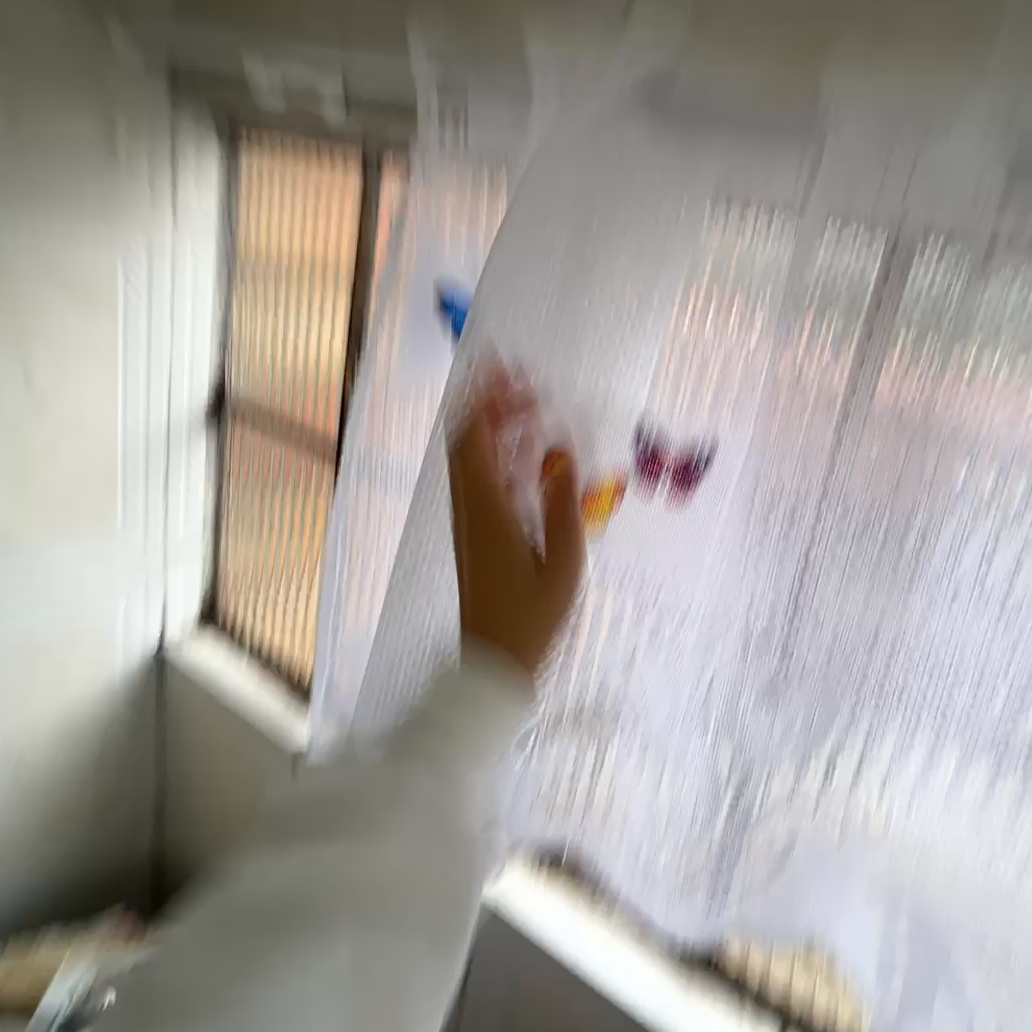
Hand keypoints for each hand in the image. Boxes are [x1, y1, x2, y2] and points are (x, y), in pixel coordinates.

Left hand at [448, 363, 586, 681]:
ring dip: (493, 426)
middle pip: (467, 439)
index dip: (490, 397)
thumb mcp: (563, 563)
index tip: (512, 369)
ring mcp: (469, 521)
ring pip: (471, 458)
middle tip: (521, 379)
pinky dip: (497, 456)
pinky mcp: (475, 534)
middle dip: (490, 402)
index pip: (476, 436)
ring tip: (525, 405)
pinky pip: (480, 480)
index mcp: (488, 508)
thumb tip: (564, 454)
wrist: (494, 661)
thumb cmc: (533, 617)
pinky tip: (524, 454)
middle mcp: (470, 507)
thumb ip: (564, 505)